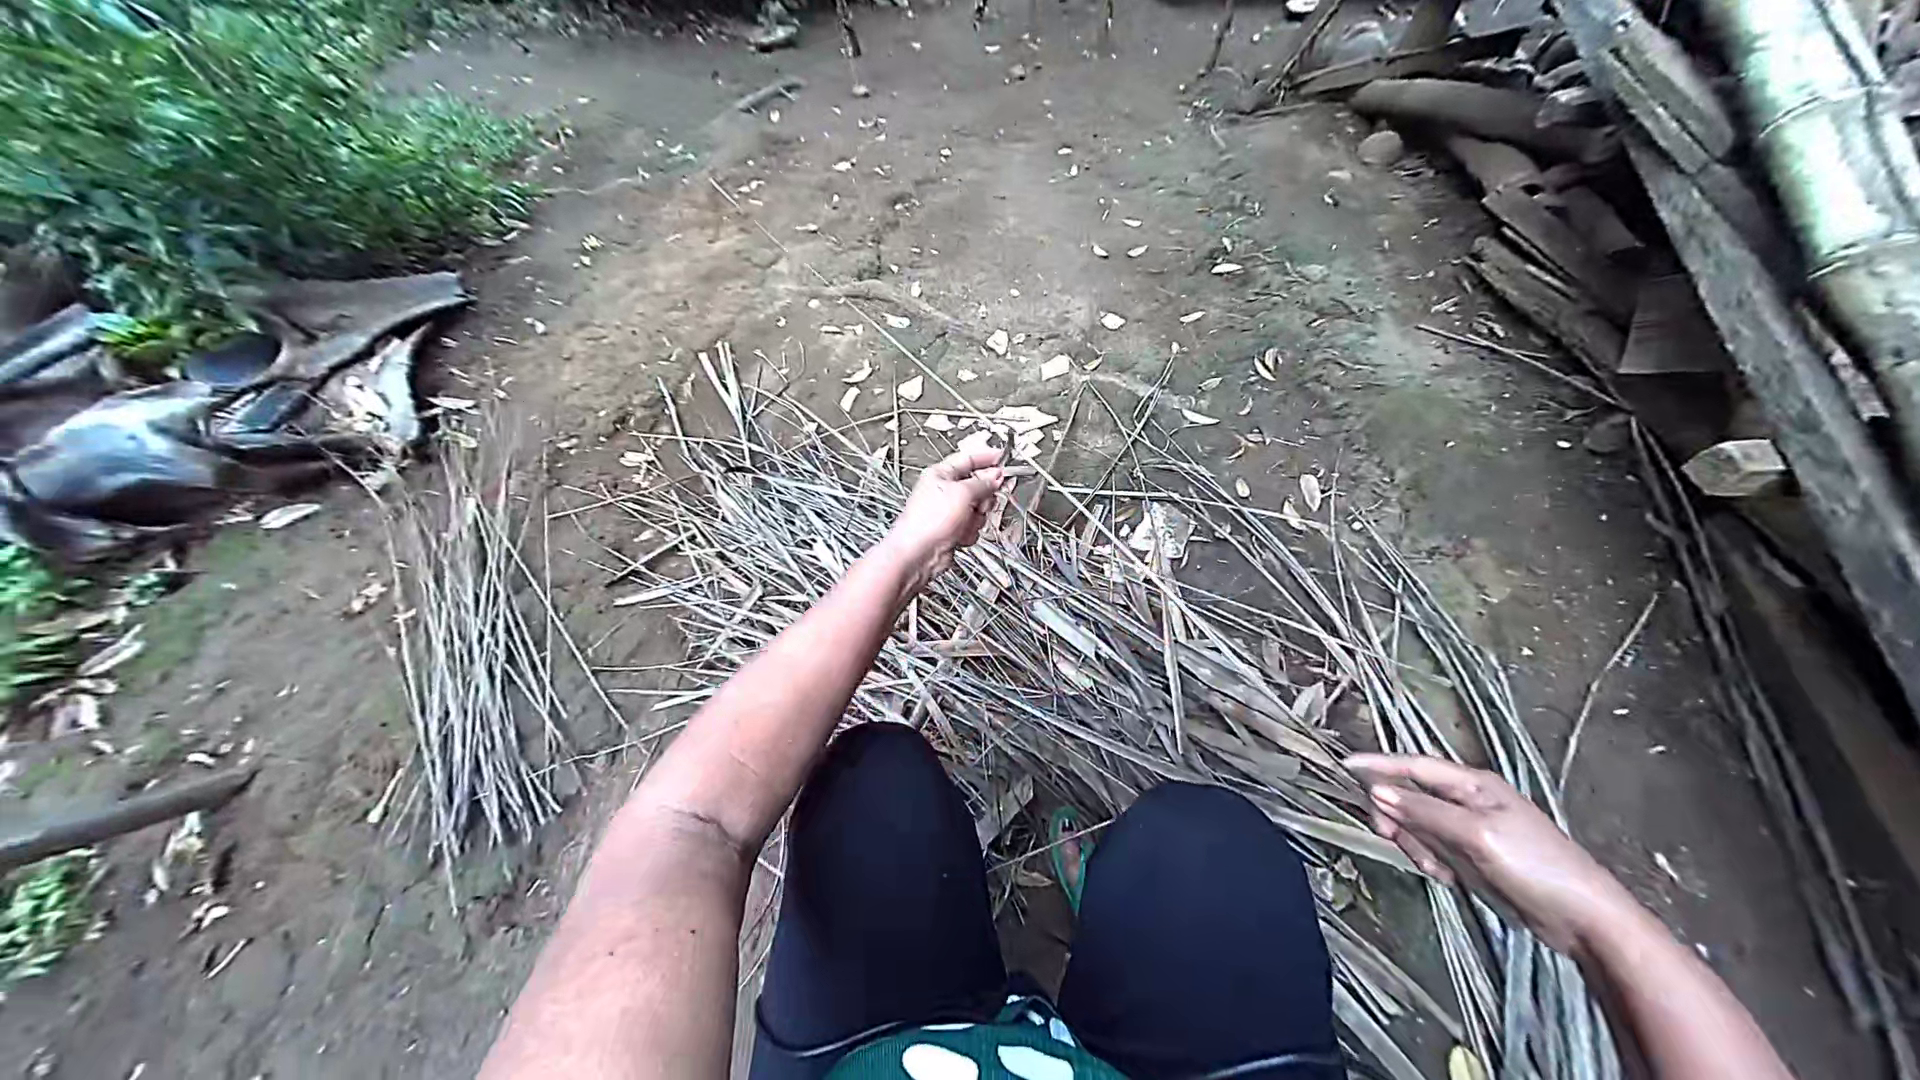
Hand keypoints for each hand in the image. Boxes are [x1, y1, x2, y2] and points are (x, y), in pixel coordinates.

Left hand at [881, 448, 1005, 590]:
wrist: (919, 553)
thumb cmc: (927, 520)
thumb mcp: (963, 493)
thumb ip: (983, 482)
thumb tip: (996, 476)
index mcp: (941, 474)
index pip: (968, 459)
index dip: (987, 459)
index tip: (1002, 459)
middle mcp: (944, 491)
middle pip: (977, 486)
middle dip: (984, 497)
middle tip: (982, 502)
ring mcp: (949, 512)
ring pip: (978, 509)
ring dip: (976, 518)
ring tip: (965, 522)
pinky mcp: (953, 530)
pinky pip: (973, 526)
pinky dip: (970, 531)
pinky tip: (960, 534)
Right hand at [1347, 754, 1637, 954]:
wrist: (1587, 923)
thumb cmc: (1539, 867)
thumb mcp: (1476, 835)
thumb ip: (1424, 812)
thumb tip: (1377, 791)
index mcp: (1473, 784)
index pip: (1413, 766)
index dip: (1378, 764)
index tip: (1344, 766)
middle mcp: (1466, 800)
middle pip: (1408, 795)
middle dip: (1395, 814)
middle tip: (1388, 833)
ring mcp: (1467, 828)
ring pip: (1415, 823)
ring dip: (1413, 843)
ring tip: (1432, 866)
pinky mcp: (1468, 854)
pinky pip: (1429, 846)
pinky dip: (1427, 858)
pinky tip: (1444, 875)